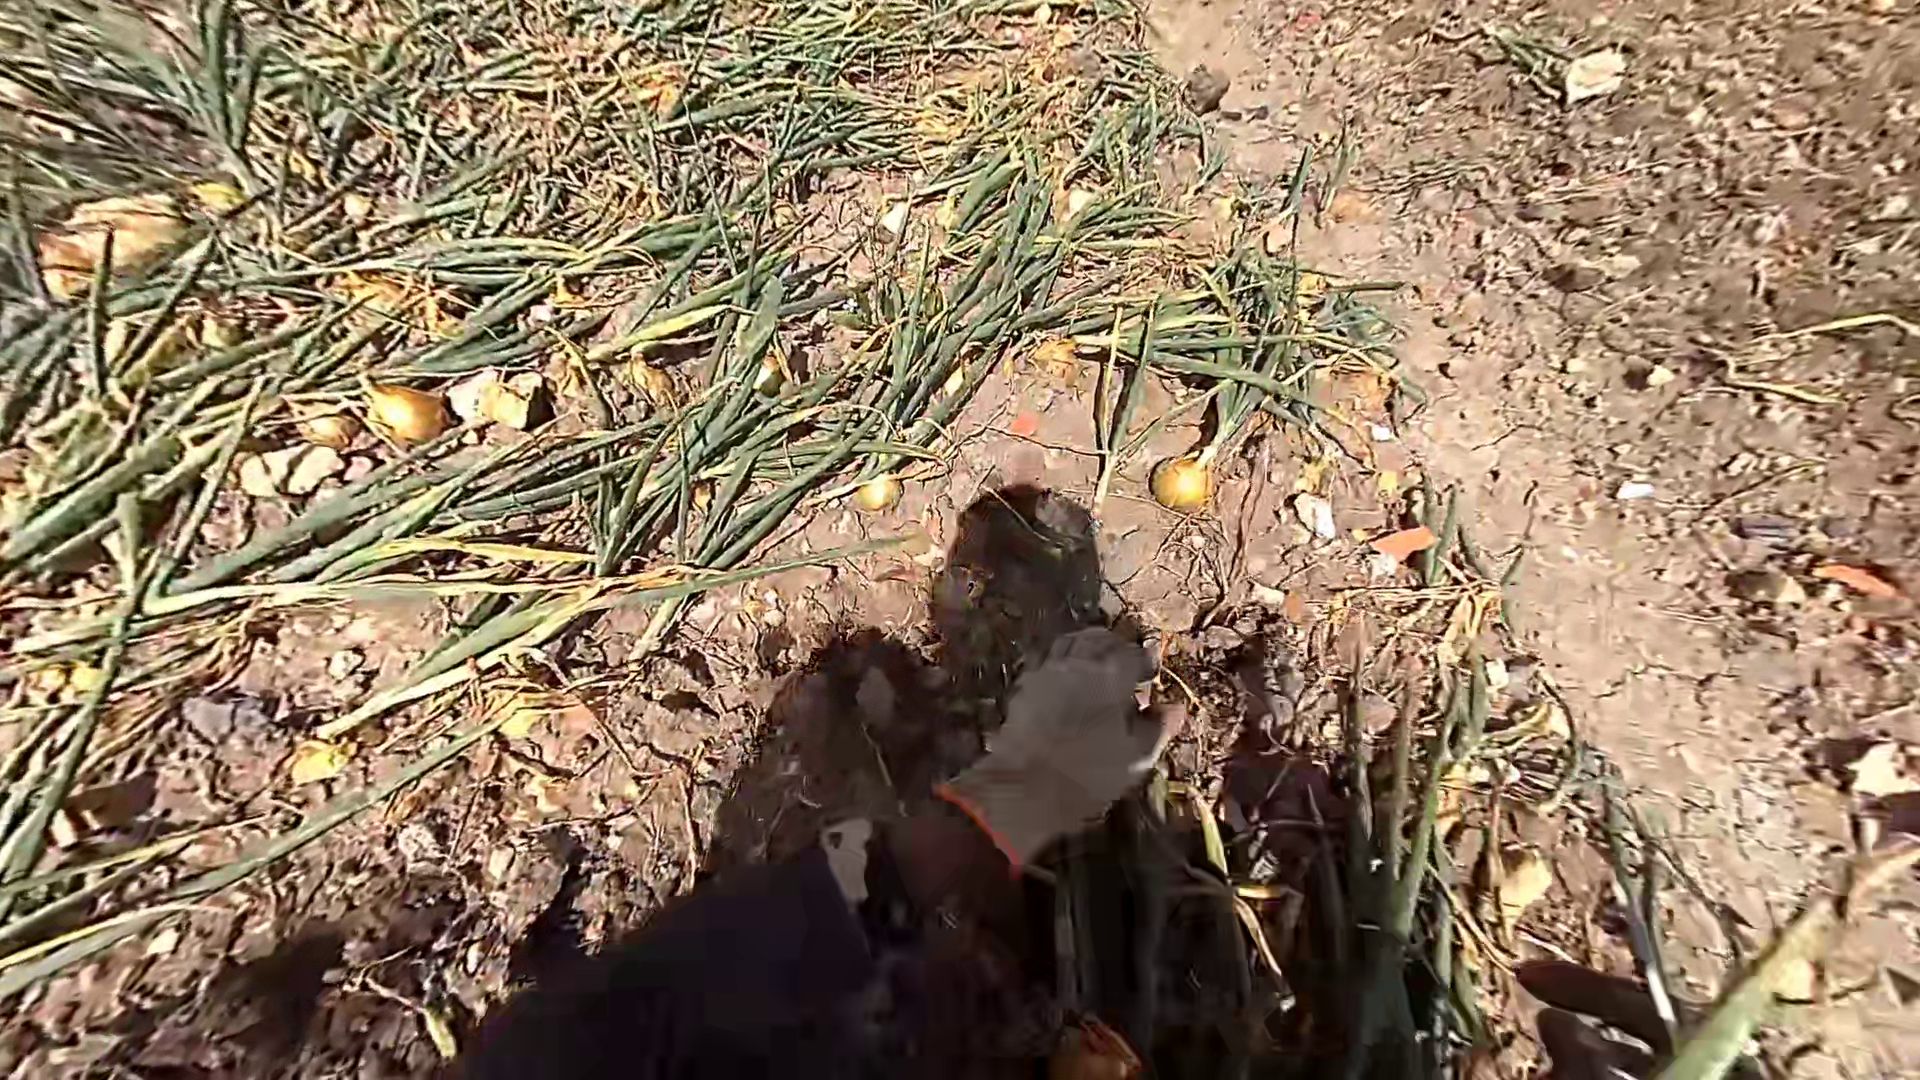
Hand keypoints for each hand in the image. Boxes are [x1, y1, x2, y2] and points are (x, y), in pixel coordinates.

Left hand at [938, 628, 1174, 863]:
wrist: (1026, 784)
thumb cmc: (1090, 772)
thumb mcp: (1137, 756)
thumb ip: (1157, 727)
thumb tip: (1175, 707)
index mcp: (1110, 675)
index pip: (1132, 654)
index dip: (1144, 660)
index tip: (1150, 673)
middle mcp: (1078, 662)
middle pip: (1099, 640)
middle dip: (1116, 647)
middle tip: (1125, 662)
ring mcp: (1048, 669)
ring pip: (1071, 642)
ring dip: (1087, 645)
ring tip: (1096, 663)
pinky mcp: (1026, 683)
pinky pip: (1049, 658)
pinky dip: (1063, 659)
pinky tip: (1068, 677)